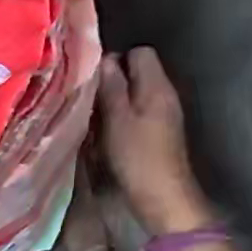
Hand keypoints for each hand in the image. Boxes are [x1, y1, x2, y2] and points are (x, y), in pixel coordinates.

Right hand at [99, 47, 213, 236]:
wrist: (162, 197)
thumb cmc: (138, 157)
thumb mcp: (117, 121)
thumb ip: (112, 89)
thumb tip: (106, 60)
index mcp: (156, 87)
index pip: (139, 53)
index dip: (115, 61)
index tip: (92, 81)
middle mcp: (164, 95)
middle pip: (136, 74)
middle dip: (111, 84)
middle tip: (87, 102)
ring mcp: (163, 115)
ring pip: (134, 96)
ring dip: (112, 104)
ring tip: (92, 120)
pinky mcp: (158, 134)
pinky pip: (135, 115)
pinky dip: (120, 120)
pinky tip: (105, 136)